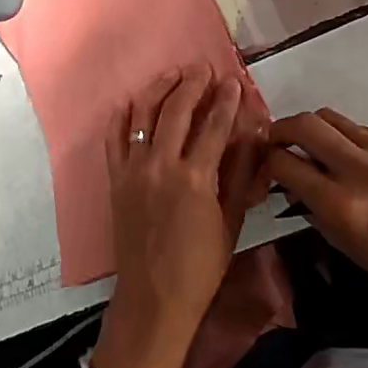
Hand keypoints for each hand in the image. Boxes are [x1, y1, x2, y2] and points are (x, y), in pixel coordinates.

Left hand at [100, 67, 266, 367]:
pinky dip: (124, 116)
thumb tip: (251, 138)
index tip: (234, 82)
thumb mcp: (231, 222)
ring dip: (159, 90)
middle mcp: (161, 166)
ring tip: (173, 74)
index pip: (214, 125)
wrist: (153, 298)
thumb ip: (240, 175)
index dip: (227, 100)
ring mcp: (133, 171)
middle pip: (177, 110)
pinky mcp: (115, 180)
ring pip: (143, 116)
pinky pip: (115, 138)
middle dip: (193, 84)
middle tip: (204, 69)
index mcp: (195, 178)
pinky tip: (133, 102)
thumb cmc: (200, 266)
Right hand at [268, 109, 367, 319]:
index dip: (268, 162)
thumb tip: (293, 182)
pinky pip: (363, 130)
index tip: (266, 165)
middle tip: (278, 142)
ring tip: (315, 147)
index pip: (286, 163)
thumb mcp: (344, 243)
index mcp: (341, 204)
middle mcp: (361, 169)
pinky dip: (349, 140)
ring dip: (314, 130)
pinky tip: (357, 161)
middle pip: (305, 124)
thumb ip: (314, 208)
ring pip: (332, 118)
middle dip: (282, 130)